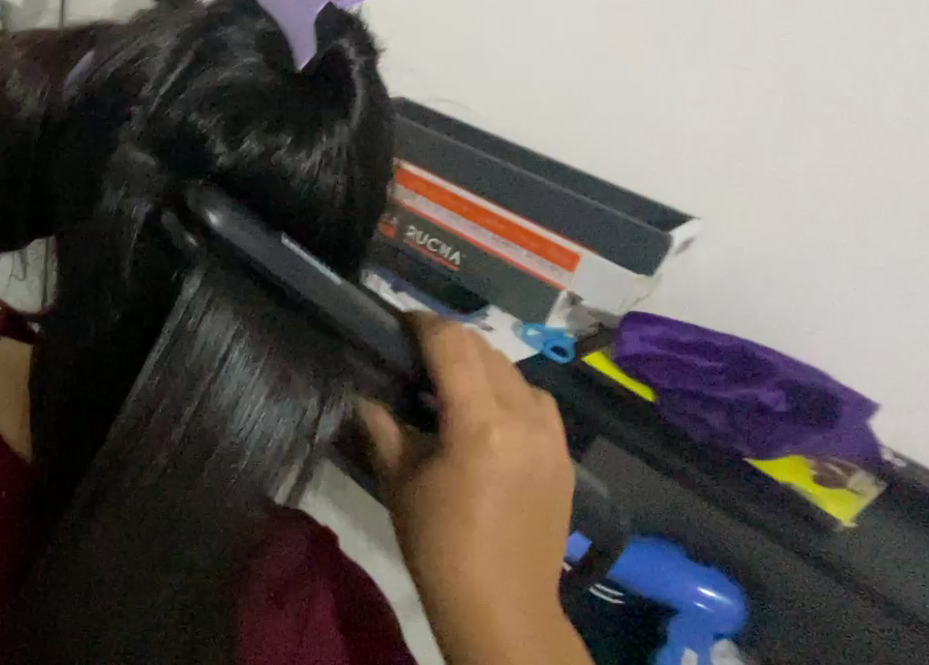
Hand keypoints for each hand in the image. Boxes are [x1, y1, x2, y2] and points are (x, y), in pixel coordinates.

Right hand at [356, 315, 591, 664]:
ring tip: (446, 379)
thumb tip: (364, 393)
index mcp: (480, 423)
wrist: (503, 607)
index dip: (421, 324)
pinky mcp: (564, 458)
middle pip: (484, 350)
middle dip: (447, 340)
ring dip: (478, 362)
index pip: (452, 344)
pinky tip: (484, 410)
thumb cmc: (439, 543)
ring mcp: (551, 439)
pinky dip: (507, 389)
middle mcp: (524, 420)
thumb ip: (380, 424)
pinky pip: (536, 401)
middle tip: (411, 351)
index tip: (395, 322)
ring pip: (513, 372)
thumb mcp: (397, 478)